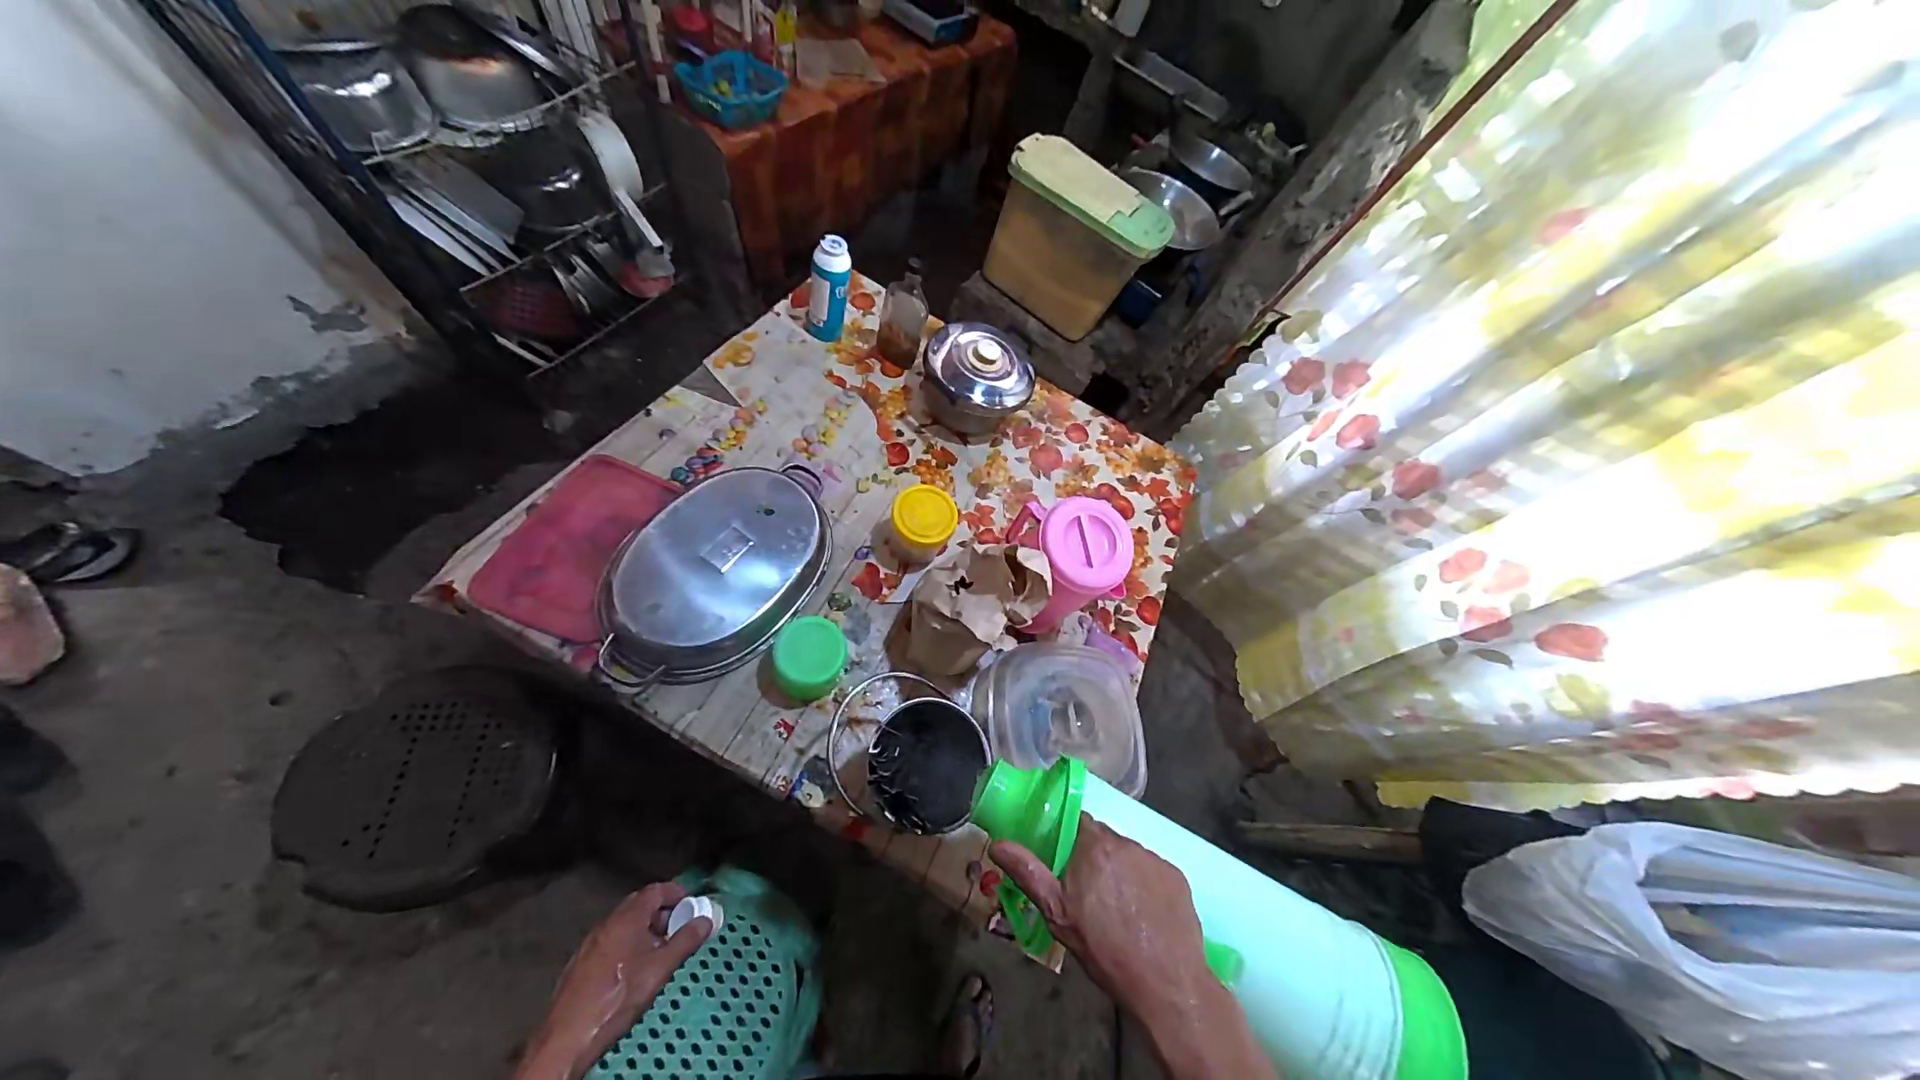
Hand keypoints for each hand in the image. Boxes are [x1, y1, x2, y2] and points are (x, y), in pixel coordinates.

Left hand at [514, 883, 712, 1079]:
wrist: (567, 1036)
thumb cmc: (618, 996)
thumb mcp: (660, 968)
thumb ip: (685, 941)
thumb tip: (705, 920)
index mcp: (626, 918)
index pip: (654, 890)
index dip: (675, 892)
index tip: (691, 901)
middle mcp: (606, 923)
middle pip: (638, 905)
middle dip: (661, 911)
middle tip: (679, 925)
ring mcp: (590, 943)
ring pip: (623, 924)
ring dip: (645, 928)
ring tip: (660, 949)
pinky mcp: (580, 963)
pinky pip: (611, 940)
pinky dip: (628, 942)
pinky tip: (633, 967)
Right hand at [991, 815, 1275, 1079]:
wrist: (1165, 984)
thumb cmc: (1105, 949)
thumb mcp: (1057, 915)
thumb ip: (1028, 873)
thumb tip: (998, 843)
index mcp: (1094, 846)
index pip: (1077, 822)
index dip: (1067, 840)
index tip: (1063, 863)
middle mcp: (1126, 843)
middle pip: (1102, 840)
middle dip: (1092, 859)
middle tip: (1086, 893)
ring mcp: (1155, 859)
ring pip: (1127, 856)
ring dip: (1118, 871)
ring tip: (1115, 909)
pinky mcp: (1177, 877)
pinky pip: (1151, 871)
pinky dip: (1143, 885)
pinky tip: (1141, 915)